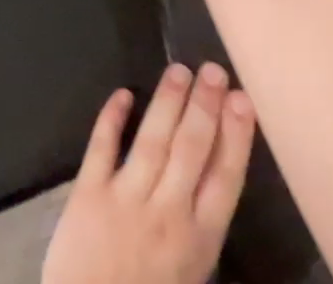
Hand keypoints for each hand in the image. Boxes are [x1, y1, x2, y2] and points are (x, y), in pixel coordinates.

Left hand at [44, 64, 257, 283]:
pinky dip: (112, 119)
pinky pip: (102, 148)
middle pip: (191, 149)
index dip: (236, 135)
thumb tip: (212, 183)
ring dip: (168, 103)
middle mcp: (168, 213)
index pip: (225, 177)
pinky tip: (124, 93)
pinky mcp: (88, 193)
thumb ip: (201, 231)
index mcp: (200, 238)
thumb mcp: (192, 275)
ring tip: (180, 71)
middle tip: (214, 70)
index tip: (243, 100)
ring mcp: (126, 199)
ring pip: (152, 141)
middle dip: (205, 107)